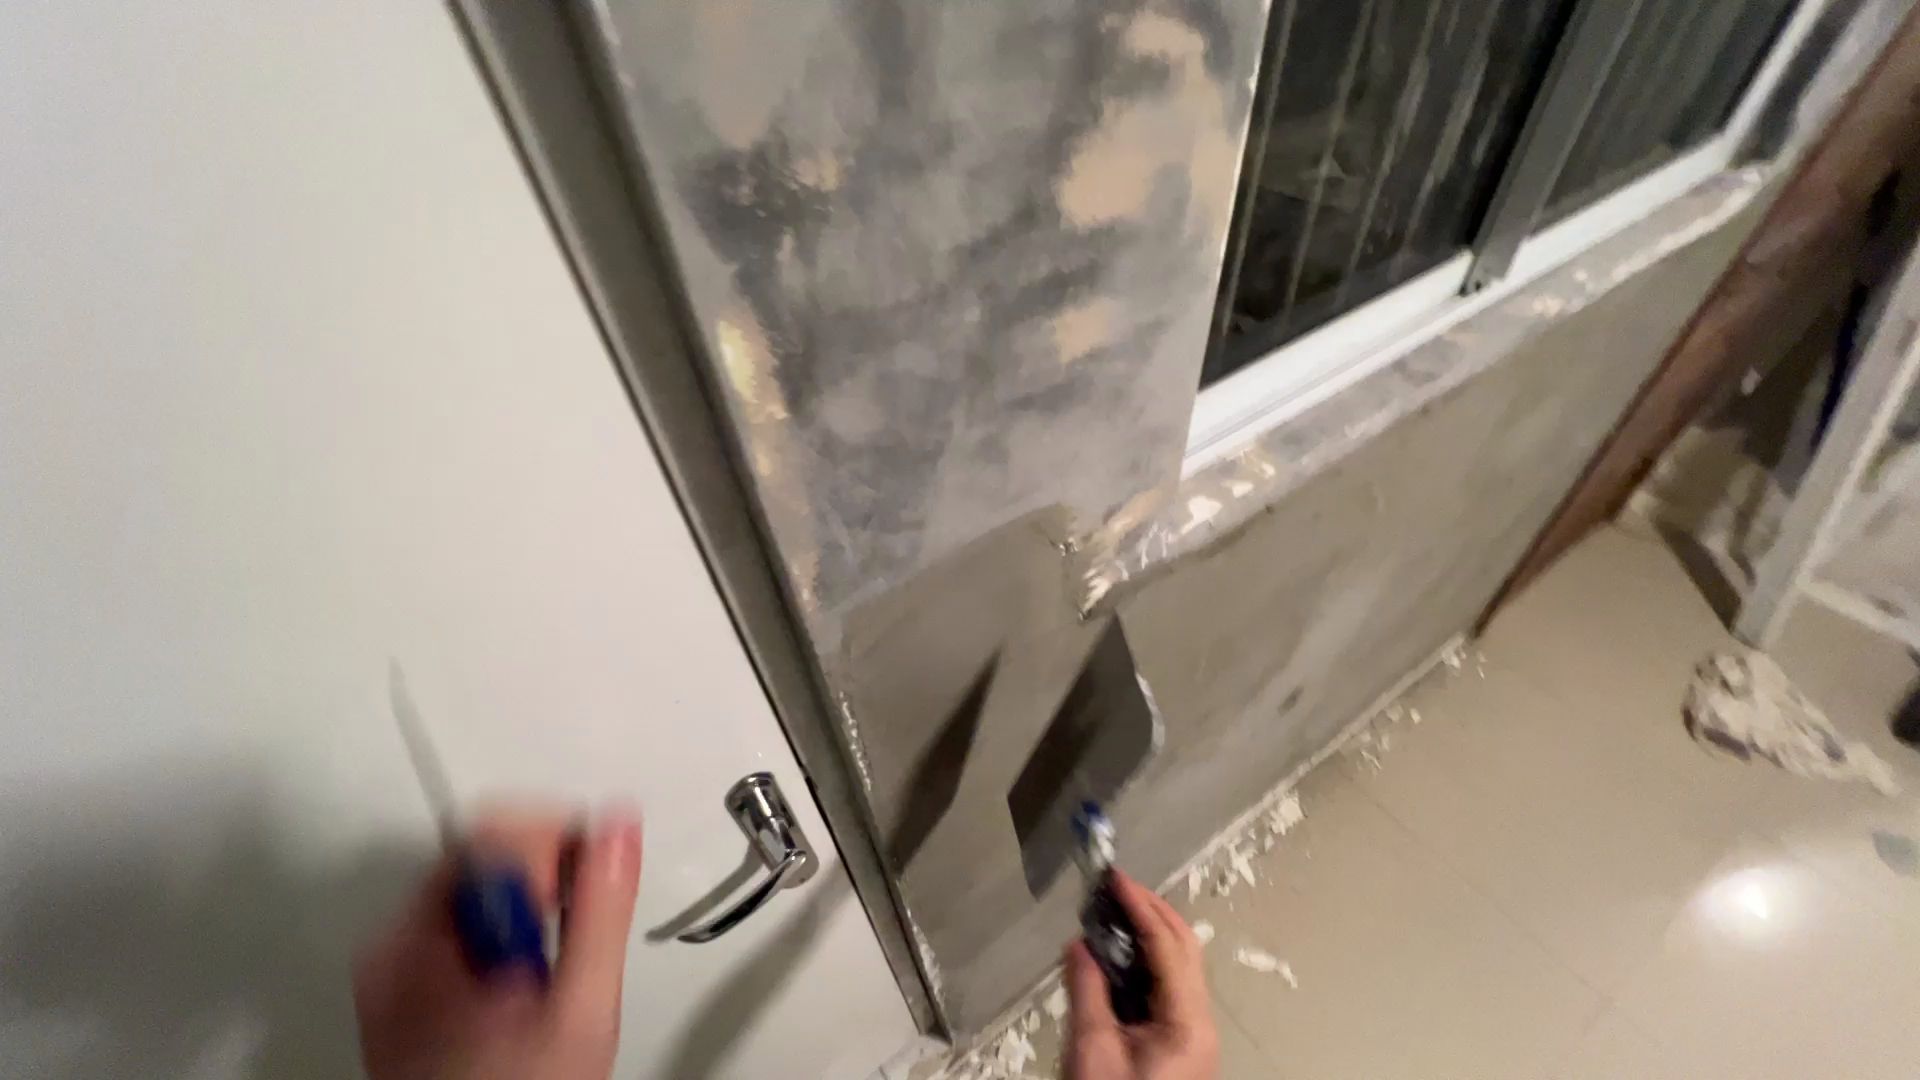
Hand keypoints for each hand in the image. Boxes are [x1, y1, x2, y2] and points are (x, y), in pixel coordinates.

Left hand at [354, 808, 643, 1079]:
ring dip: (541, 886)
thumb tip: (619, 825)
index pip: (498, 826)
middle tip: (585, 915)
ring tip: (565, 945)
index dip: (563, 835)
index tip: (599, 868)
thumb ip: (601, 911)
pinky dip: (520, 909)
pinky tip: (539, 959)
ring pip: (487, 867)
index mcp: (421, 941)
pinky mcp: (411, 969)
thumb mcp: (579, 1010)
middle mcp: (395, 939)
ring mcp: (399, 955)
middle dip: (554, 864)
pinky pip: (474, 899)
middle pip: (489, 842)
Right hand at [1064, 871, 1217, 1079]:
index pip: (1167, 945)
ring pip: (1180, 965)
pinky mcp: (1180, 1045)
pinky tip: (1118, 951)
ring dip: (1150, 931)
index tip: (1113, 877)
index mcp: (1187, 1023)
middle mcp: (1200, 1023)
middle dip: (1152, 910)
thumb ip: (1087, 987)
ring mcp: (1194, 1035)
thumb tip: (1079, 942)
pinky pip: (1169, 985)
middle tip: (1114, 886)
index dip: (1140, 905)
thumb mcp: (1092, 1050)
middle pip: (1185, 948)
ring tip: (1113, 909)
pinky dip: (1147, 958)